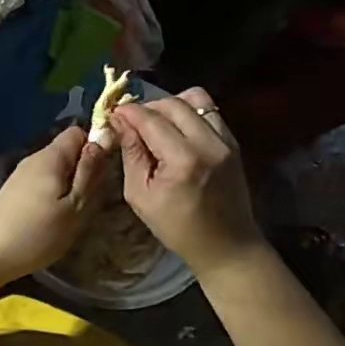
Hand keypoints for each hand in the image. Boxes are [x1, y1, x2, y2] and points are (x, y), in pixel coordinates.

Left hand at [0, 126, 106, 282]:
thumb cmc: (37, 233)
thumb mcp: (75, 207)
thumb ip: (90, 173)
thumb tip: (102, 140)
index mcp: (50, 157)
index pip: (78, 132)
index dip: (96, 144)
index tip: (107, 169)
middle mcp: (34, 159)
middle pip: (67, 151)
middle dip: (85, 169)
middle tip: (93, 198)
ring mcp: (21, 175)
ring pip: (56, 170)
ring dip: (70, 185)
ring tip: (76, 212)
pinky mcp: (14, 191)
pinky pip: (43, 183)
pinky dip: (54, 195)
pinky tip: (55, 217)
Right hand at [109, 88, 262, 272]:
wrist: (227, 245)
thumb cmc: (178, 228)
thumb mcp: (141, 196)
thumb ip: (131, 154)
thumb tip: (119, 123)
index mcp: (184, 160)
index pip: (151, 120)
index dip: (128, 112)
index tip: (112, 114)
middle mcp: (208, 143)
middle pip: (173, 103)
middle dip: (147, 107)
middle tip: (130, 121)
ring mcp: (225, 140)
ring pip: (195, 100)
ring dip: (169, 106)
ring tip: (155, 123)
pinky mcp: (233, 142)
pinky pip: (209, 111)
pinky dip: (188, 113)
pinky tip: (176, 130)